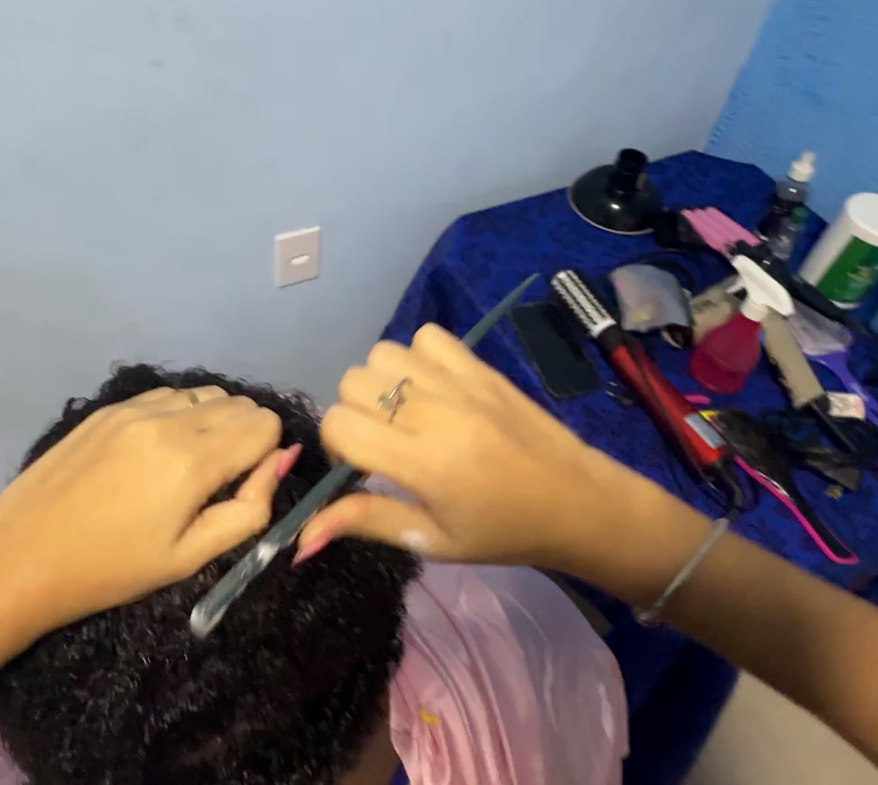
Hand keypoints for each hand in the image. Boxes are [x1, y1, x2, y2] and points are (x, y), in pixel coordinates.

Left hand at [0, 386, 292, 700]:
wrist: (17, 559)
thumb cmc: (109, 570)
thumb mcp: (189, 558)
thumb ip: (249, 509)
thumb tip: (280, 463)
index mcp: (193, 461)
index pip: (266, 424)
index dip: (266, 454)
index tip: (241, 484)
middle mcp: (169, 420)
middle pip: (240, 403)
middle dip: (245, 435)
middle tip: (216, 479)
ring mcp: (135, 408)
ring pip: (206, 393)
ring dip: (213, 421)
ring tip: (185, 464)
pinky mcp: (109, 407)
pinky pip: (169, 394)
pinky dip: (180, 413)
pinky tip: (154, 451)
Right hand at [296, 323, 686, 580]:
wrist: (577, 501)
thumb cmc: (502, 532)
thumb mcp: (432, 540)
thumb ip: (366, 521)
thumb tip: (301, 537)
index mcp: (422, 464)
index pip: (340, 423)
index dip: (338, 443)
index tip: (359, 464)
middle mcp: (434, 414)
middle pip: (354, 381)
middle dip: (355, 411)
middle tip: (384, 441)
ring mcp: (459, 384)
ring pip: (384, 352)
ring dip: (382, 381)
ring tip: (407, 412)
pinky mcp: (480, 367)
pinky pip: (427, 336)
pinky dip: (418, 355)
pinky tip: (434, 388)